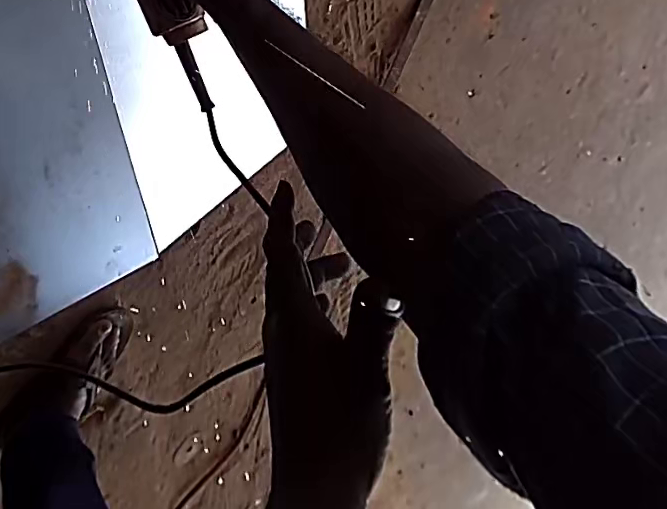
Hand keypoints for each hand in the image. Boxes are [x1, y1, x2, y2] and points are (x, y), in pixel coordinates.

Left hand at [262, 180, 402, 508]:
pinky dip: (314, 303)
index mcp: (293, 317)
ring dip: (311, 274)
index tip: (283, 189)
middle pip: (282, 270)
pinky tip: (335, 315)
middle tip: (314, 223)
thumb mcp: (366, 371)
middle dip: (297, 242)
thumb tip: (386, 278)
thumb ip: (375, 322)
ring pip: (292, 296)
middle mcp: (281, 328)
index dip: (281, 217)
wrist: (315, 488)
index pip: (280, 254)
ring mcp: (284, 350)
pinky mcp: (292, 371)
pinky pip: (298, 320)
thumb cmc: (339, 429)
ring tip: (340, 267)